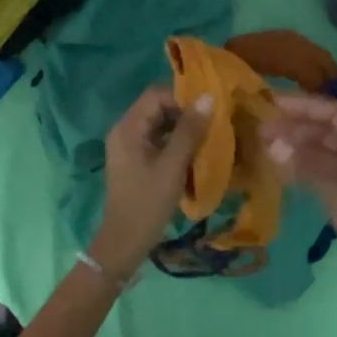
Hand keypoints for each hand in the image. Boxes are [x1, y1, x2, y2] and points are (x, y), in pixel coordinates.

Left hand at [91, 87, 212, 274]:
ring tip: (208, 142)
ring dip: (183, 131)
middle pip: (158, 108)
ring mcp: (128, 148)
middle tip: (213, 127)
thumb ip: (189, 131)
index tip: (208, 113)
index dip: (183, 99)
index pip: (156, 95)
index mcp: (128, 128)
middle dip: (186, 115)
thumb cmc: (148, 203)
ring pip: (159, 126)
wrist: (125, 242)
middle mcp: (124, 131)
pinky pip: (157, 143)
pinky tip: (194, 158)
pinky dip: (175, 146)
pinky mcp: (135, 162)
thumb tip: (207, 97)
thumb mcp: (172, 166)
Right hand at [262, 94, 336, 285]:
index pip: (335, 112)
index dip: (305, 105)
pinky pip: (325, 169)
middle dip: (297, 125)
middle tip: (263, 128)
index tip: (273, 103)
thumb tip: (272, 147)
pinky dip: (305, 165)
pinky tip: (283, 168)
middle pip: (329, 129)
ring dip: (299, 145)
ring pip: (325, 149)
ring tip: (268, 147)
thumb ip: (305, 167)